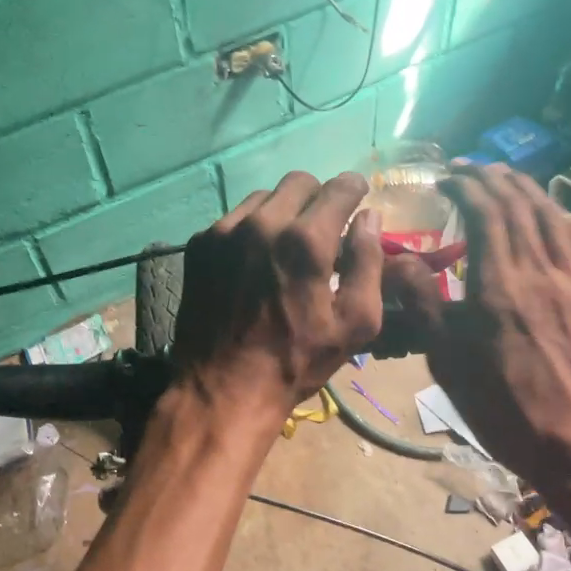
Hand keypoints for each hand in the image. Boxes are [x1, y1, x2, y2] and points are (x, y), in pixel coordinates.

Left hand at [171, 171, 383, 420]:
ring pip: (265, 196)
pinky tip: (255, 260)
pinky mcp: (201, 243)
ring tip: (286, 246)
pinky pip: (235, 217)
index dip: (354, 189)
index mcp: (306, 241)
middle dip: (318, 198)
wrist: (223, 389)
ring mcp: (226, 230)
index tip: (358, 199)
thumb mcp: (355, 324)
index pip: (339, 187)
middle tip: (323, 228)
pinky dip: (251, 228)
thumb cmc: (297, 361)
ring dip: (283, 211)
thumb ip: (369, 263)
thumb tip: (370, 218)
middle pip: (300, 182)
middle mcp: (263, 223)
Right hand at [386, 163, 570, 496]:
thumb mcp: (446, 359)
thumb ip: (423, 302)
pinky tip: (551, 214)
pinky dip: (561, 216)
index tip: (444, 178)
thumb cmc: (503, 408)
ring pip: (552, 217)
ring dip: (526, 189)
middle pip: (519, 205)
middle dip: (492, 178)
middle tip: (468, 168)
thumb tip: (397, 260)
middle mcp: (541, 271)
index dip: (465, 185)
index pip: (486, 211)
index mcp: (499, 283)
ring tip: (505, 178)